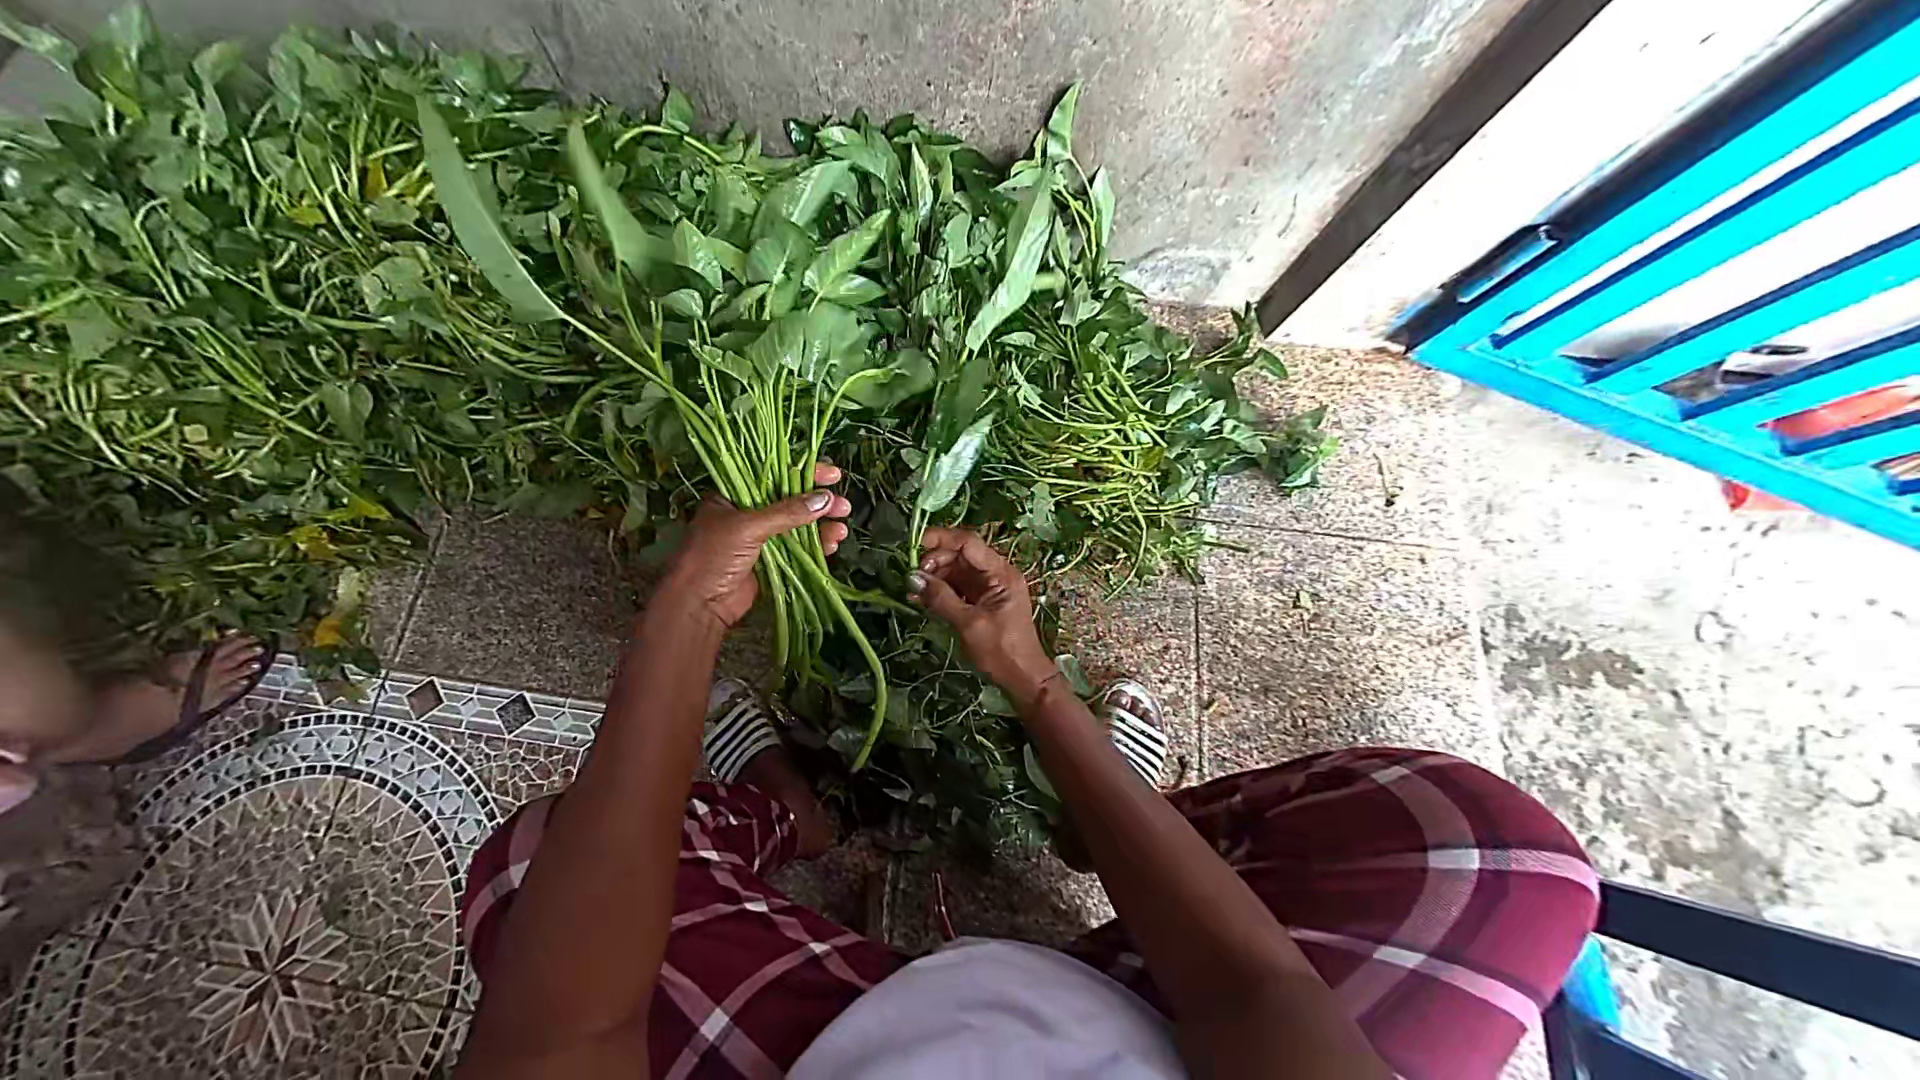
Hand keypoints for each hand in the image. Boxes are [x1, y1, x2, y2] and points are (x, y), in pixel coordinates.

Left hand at [655, 462, 851, 631]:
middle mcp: (749, 511)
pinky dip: (816, 546)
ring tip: (841, 530)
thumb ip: (787, 512)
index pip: (775, 474)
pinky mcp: (771, 560)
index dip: (805, 472)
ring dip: (821, 526)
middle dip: (819, 503)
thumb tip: (825, 498)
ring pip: (799, 525)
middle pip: (792, 500)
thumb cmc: (712, 556)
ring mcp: (761, 537)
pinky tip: (832, 545)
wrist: (697, 604)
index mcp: (735, 494)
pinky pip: (799, 548)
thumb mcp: (748, 526)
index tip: (833, 474)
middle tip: (843, 506)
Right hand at [908, 527, 1057, 706]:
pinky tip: (922, 598)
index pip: (969, 542)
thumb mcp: (969, 624)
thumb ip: (941, 598)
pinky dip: (940, 590)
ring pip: (956, 571)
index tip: (915, 544)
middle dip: (934, 561)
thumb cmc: (1001, 650)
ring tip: (913, 591)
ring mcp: (989, 588)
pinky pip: (957, 587)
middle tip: (913, 577)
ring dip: (934, 577)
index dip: (941, 538)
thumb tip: (912, 578)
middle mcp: (996, 574)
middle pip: (960, 555)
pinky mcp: (981, 601)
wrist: (1023, 678)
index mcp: (1001, 573)